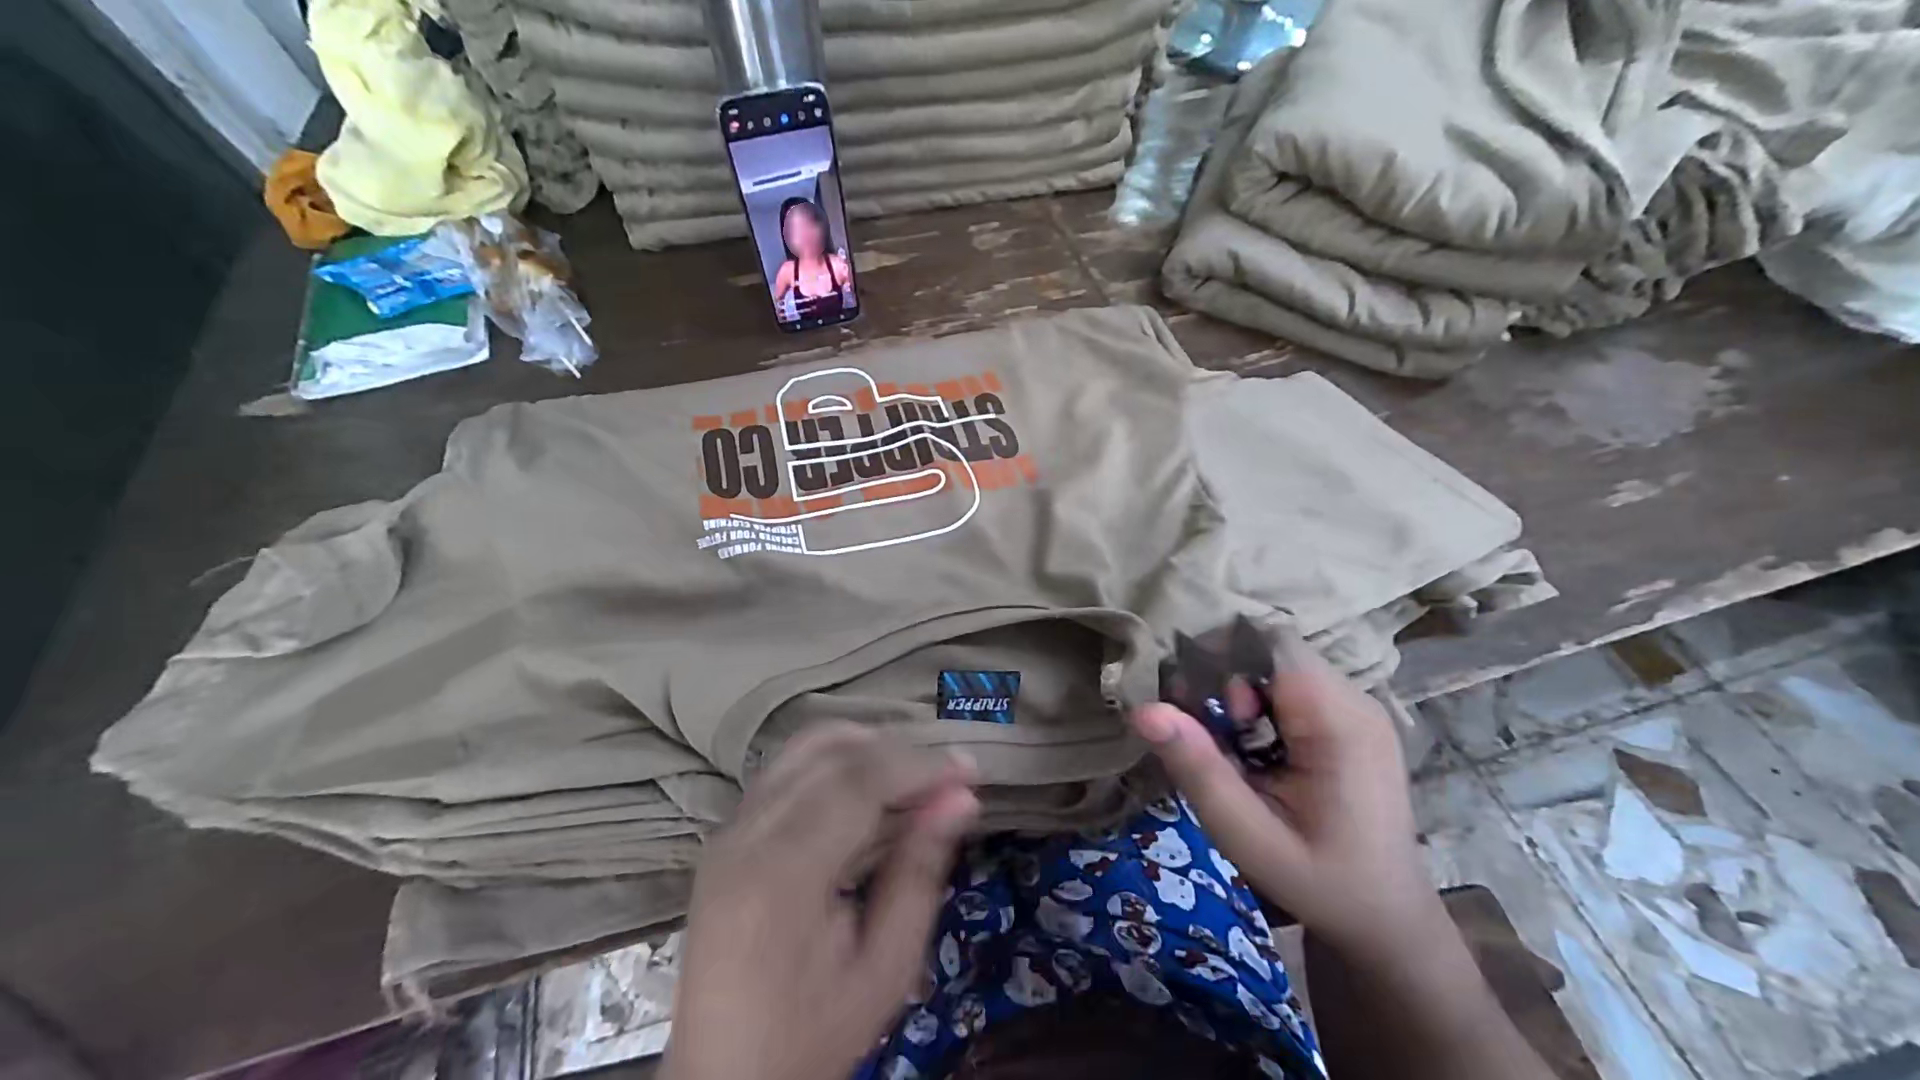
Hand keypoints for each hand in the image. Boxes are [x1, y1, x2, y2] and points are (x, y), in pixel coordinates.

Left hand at [662, 724, 978, 1079]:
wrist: (724, 1079)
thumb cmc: (812, 1034)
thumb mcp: (885, 970)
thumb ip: (919, 874)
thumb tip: (962, 800)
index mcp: (781, 877)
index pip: (856, 784)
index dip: (918, 766)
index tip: (968, 771)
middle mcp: (745, 837)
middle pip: (830, 755)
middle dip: (899, 752)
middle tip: (951, 775)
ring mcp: (728, 831)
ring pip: (804, 749)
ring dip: (866, 747)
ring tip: (915, 775)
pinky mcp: (726, 835)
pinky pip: (786, 770)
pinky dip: (835, 761)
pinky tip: (870, 785)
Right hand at [1129, 633, 1439, 960]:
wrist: (1384, 918)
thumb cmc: (1318, 882)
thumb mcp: (1246, 835)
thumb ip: (1198, 770)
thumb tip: (1143, 709)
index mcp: (1341, 724)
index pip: (1271, 646)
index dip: (1224, 663)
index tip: (1200, 708)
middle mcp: (1357, 702)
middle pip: (1272, 655)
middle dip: (1231, 686)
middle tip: (1220, 742)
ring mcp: (1359, 708)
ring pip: (1278, 669)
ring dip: (1244, 699)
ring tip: (1241, 754)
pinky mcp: (1351, 719)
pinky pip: (1293, 688)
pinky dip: (1262, 709)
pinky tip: (1260, 753)